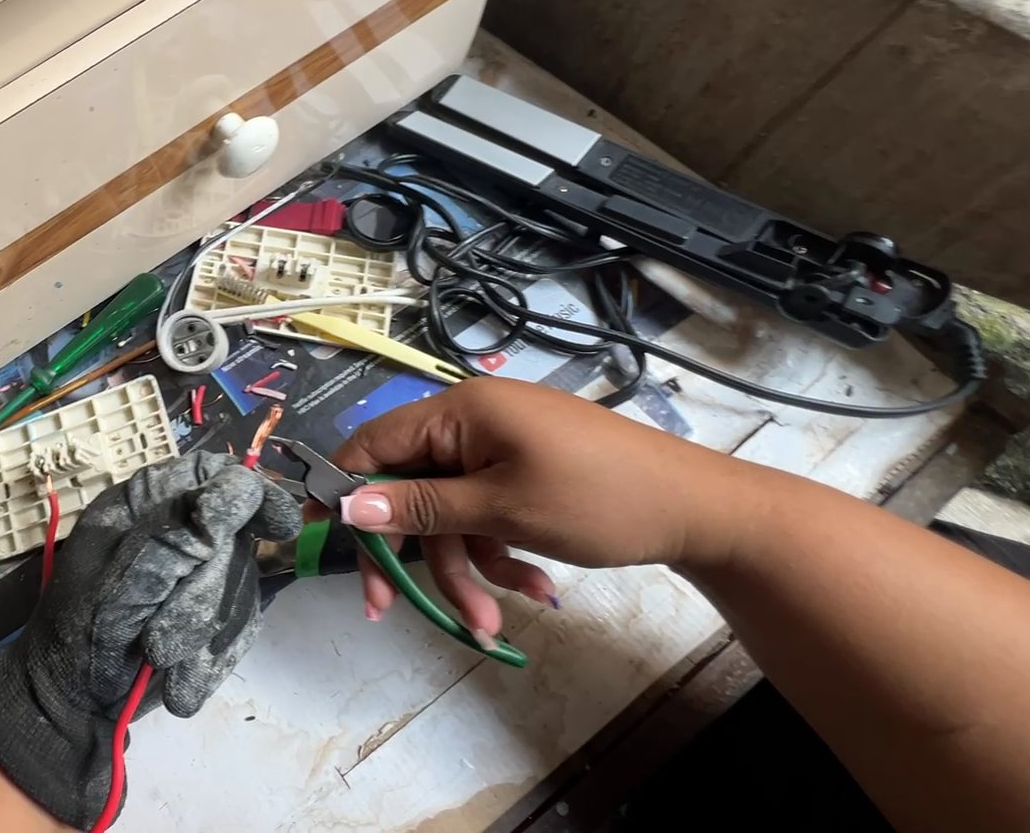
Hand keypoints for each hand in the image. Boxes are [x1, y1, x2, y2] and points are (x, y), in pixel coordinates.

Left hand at [0, 451, 300, 828]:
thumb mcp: (115, 587)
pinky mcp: (216, 613)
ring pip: (242, 588)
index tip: (278, 525)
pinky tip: (180, 683)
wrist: (71, 702)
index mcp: (145, 504)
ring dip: (203, 638)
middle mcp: (177, 528)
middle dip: (203, 597)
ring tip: (158, 665)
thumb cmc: (75, 635)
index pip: (210, 474)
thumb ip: (173, 538)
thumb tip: (233, 491)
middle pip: (234, 540)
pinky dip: (212, 661)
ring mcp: (200, 571)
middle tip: (159, 644)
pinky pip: (241, 628)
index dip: (248, 492)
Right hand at [330, 376, 758, 638]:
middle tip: (389, 605)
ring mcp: (497, 446)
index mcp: (458, 410)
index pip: (373, 443)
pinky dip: (494, 550)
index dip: (341, 486)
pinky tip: (531, 582)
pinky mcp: (521, 470)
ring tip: (491, 620)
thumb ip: (418, 506)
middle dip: (411, 551)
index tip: (320, 533)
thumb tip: (346, 505)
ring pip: (448, 510)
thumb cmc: (600, 499)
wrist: (709, 514)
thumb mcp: (501, 509)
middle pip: (409, 487)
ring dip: (462, 566)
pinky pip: (483, 511)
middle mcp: (469, 421)